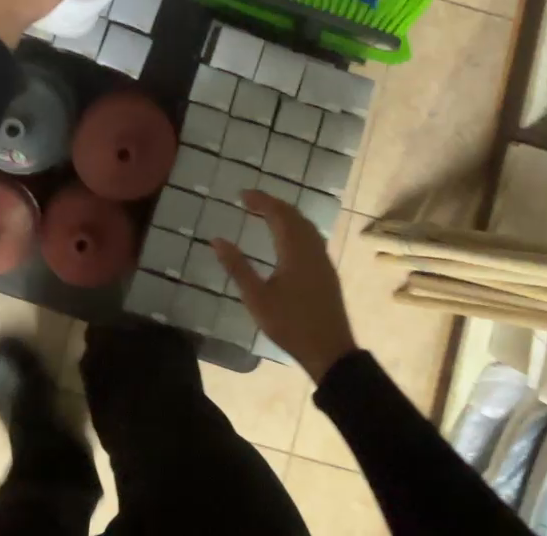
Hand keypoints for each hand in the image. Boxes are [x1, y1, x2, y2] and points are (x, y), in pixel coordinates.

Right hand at [215, 190, 357, 382]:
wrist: (330, 351)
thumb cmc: (290, 324)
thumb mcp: (256, 298)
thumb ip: (237, 267)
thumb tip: (217, 240)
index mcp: (294, 250)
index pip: (277, 213)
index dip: (260, 200)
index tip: (241, 195)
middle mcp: (312, 248)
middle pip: (293, 215)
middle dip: (272, 203)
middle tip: (250, 201)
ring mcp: (322, 258)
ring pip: (305, 225)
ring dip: (286, 214)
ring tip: (266, 213)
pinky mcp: (327, 270)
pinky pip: (312, 236)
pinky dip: (296, 226)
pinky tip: (288, 237)